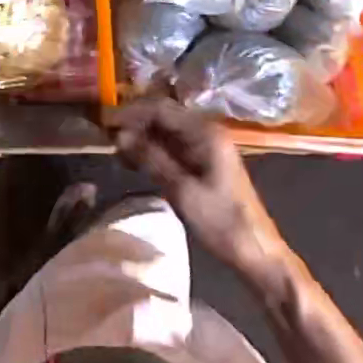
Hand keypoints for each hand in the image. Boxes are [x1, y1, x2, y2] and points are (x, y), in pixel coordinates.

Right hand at [113, 99, 287, 271]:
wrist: (257, 253)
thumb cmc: (222, 222)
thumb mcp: (182, 190)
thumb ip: (151, 158)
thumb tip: (119, 135)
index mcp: (205, 133)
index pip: (160, 108)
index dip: (131, 112)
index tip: (105, 123)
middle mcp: (205, 132)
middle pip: (162, 115)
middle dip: (134, 122)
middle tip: (107, 136)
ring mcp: (205, 146)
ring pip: (165, 130)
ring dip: (141, 136)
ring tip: (116, 150)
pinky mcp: (203, 161)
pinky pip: (171, 145)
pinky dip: (152, 149)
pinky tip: (135, 160)